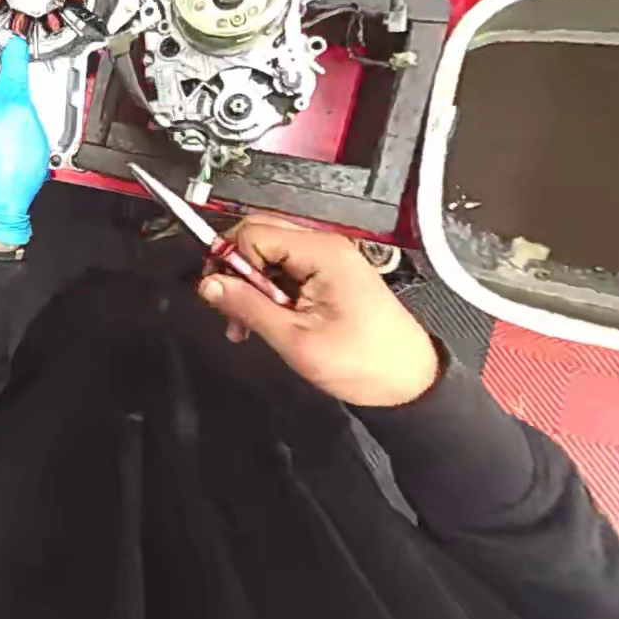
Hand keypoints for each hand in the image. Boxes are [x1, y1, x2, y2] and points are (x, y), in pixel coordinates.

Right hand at [196, 216, 438, 406]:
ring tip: (244, 321)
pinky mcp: (327, 273)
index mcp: (320, 252)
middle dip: (235, 268)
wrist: (411, 384)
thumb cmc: (361, 363)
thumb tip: (207, 284)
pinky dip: (265, 288)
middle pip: (258, 235)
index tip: (223, 296)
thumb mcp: (295, 339)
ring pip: (266, 251)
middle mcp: (323, 244)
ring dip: (248, 282)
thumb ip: (247, 306)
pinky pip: (282, 267)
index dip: (231, 262)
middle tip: (227, 306)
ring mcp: (326, 257)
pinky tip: (262, 317)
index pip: (254, 233)